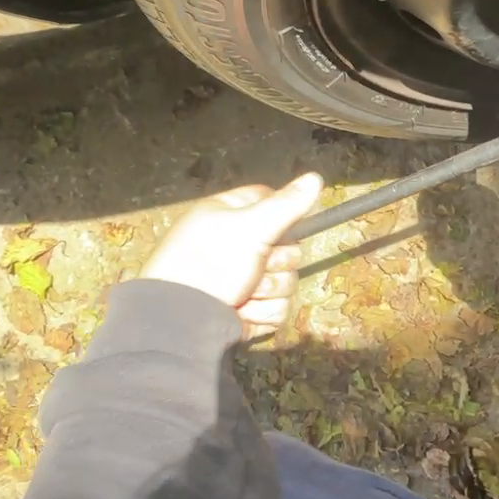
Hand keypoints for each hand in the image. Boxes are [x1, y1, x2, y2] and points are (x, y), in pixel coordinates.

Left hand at [139, 174, 321, 335]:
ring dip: (270, 290)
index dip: (285, 215)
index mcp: (232, 216)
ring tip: (244, 294)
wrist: (182, 320)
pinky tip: (242, 311)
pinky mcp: (252, 309)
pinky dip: (263, 312)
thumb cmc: (210, 263)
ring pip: (287, 279)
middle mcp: (239, 246)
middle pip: (289, 247)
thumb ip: (286, 205)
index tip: (284, 227)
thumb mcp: (250, 227)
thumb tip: (316, 178)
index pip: (273, 203)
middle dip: (278, 262)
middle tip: (259, 264)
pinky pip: (279, 307)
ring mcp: (246, 280)